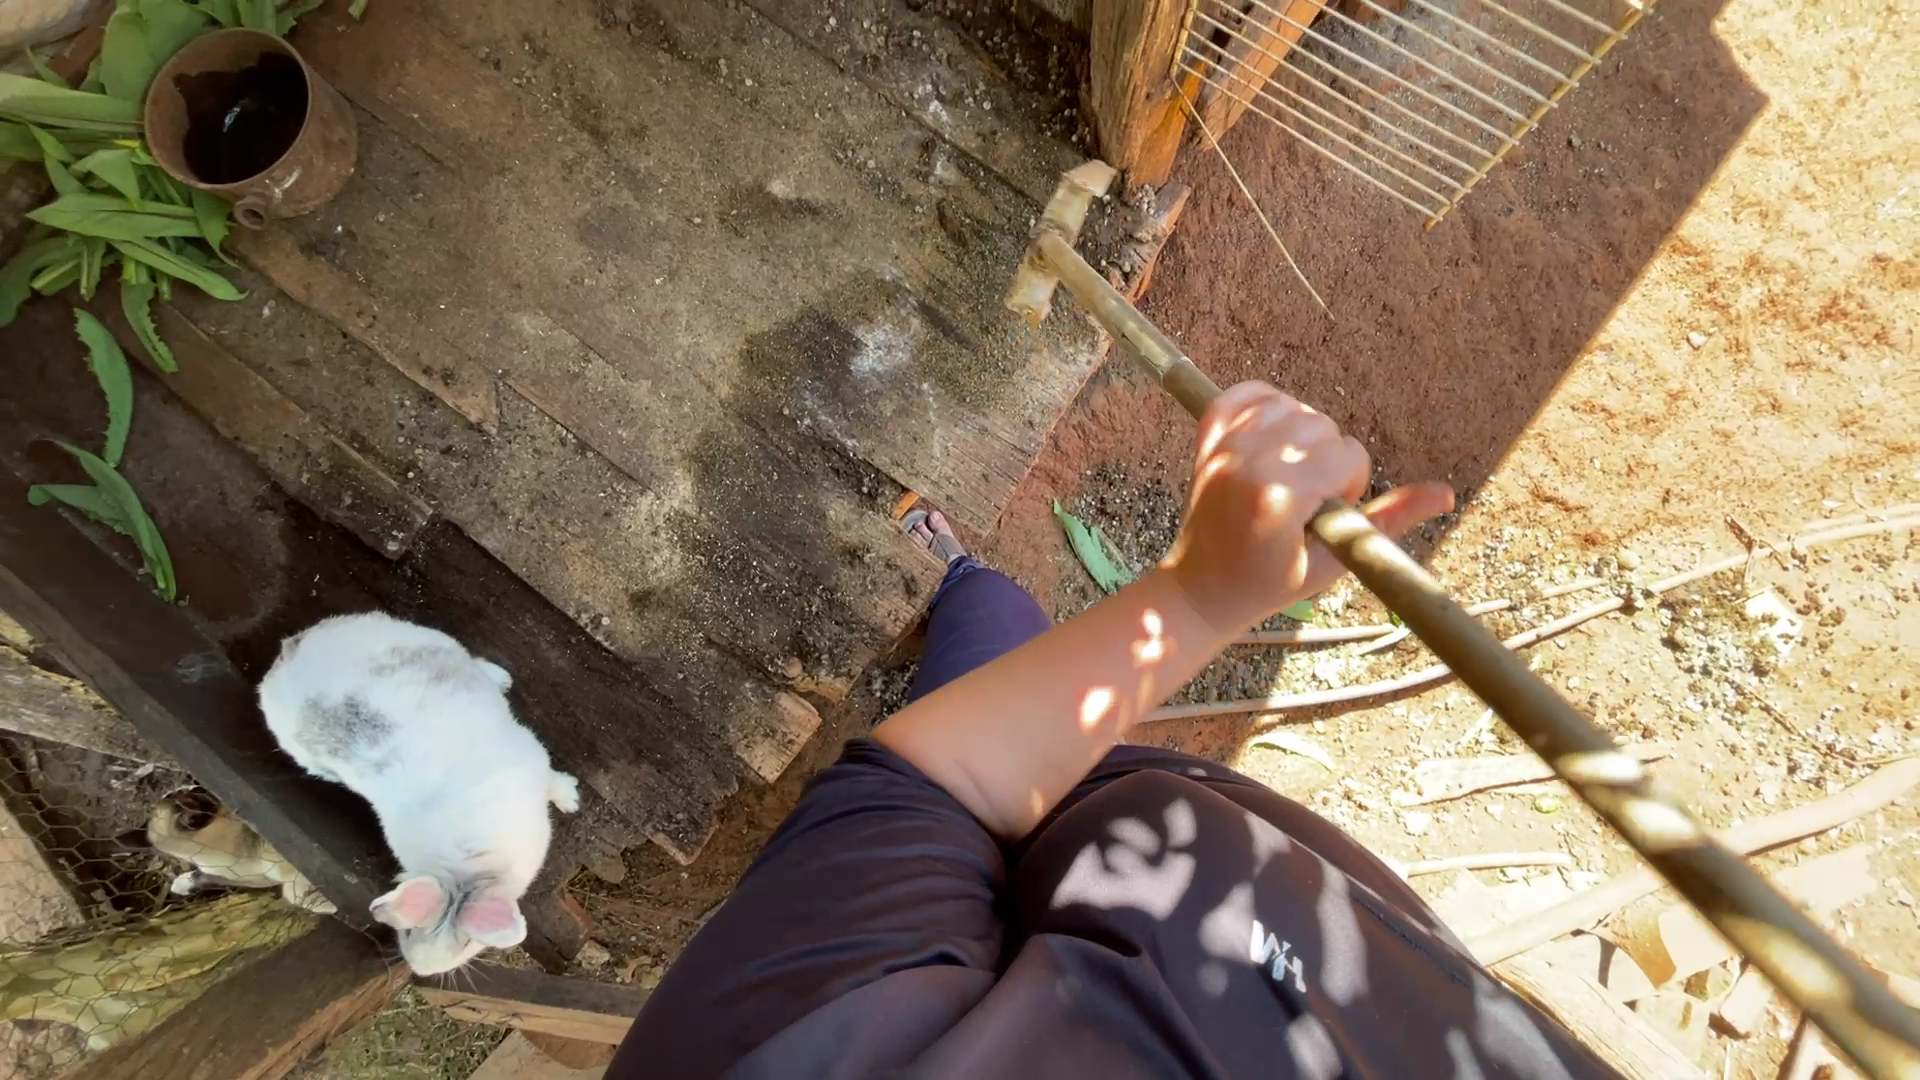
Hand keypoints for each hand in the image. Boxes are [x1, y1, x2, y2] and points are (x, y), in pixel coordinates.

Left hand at [1162, 382, 1454, 632]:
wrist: (1201, 589)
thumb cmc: (1268, 585)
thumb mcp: (1333, 562)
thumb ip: (1386, 521)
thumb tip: (1446, 493)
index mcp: (1279, 494)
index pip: (1347, 454)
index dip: (1350, 484)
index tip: (1327, 511)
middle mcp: (1247, 463)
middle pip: (1320, 424)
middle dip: (1328, 458)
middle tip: (1308, 496)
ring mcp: (1222, 450)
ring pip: (1289, 405)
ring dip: (1300, 431)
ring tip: (1291, 469)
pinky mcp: (1206, 444)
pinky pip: (1241, 395)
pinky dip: (1263, 403)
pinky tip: (1271, 433)